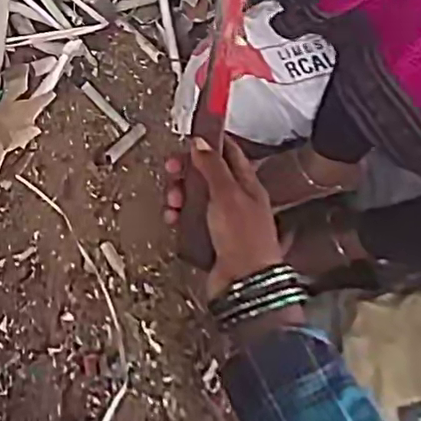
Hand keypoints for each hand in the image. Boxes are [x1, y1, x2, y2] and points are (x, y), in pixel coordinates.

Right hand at [165, 138, 285, 298]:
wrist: (243, 285)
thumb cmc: (244, 240)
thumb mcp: (227, 195)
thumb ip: (212, 166)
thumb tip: (200, 143)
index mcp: (247, 186)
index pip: (229, 152)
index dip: (211, 141)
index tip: (193, 135)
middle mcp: (235, 200)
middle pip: (206, 173)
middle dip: (186, 169)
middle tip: (173, 169)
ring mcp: (222, 218)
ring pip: (193, 195)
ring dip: (179, 193)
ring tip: (174, 201)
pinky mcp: (209, 236)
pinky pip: (187, 217)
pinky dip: (177, 214)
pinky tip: (173, 217)